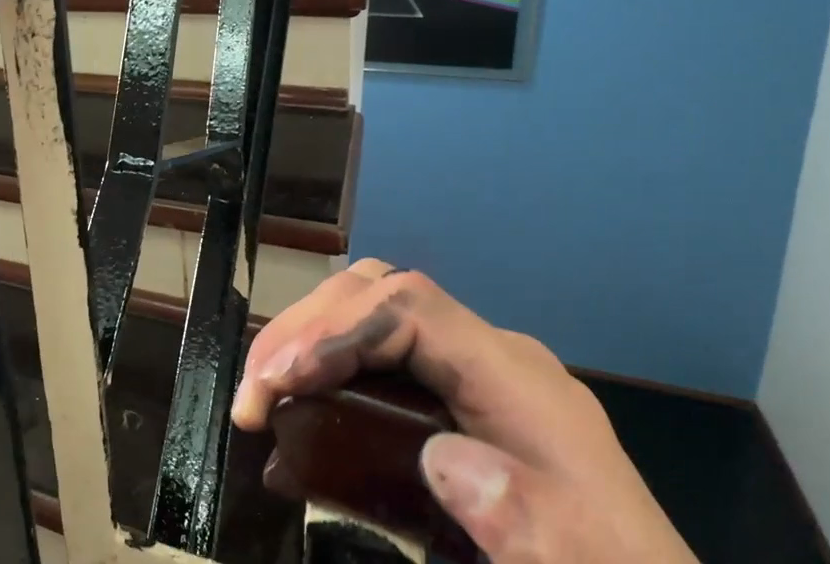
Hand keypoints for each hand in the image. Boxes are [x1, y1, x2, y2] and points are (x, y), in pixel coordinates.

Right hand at [231, 260, 697, 563]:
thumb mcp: (574, 559)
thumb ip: (520, 514)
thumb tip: (443, 456)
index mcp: (517, 379)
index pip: (410, 307)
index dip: (335, 329)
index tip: (282, 384)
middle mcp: (488, 357)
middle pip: (376, 293)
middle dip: (303, 328)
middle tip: (255, 391)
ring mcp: (469, 373)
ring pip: (369, 311)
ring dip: (305, 339)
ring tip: (262, 392)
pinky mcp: (452, 398)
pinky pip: (375, 349)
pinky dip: (324, 361)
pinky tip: (296, 401)